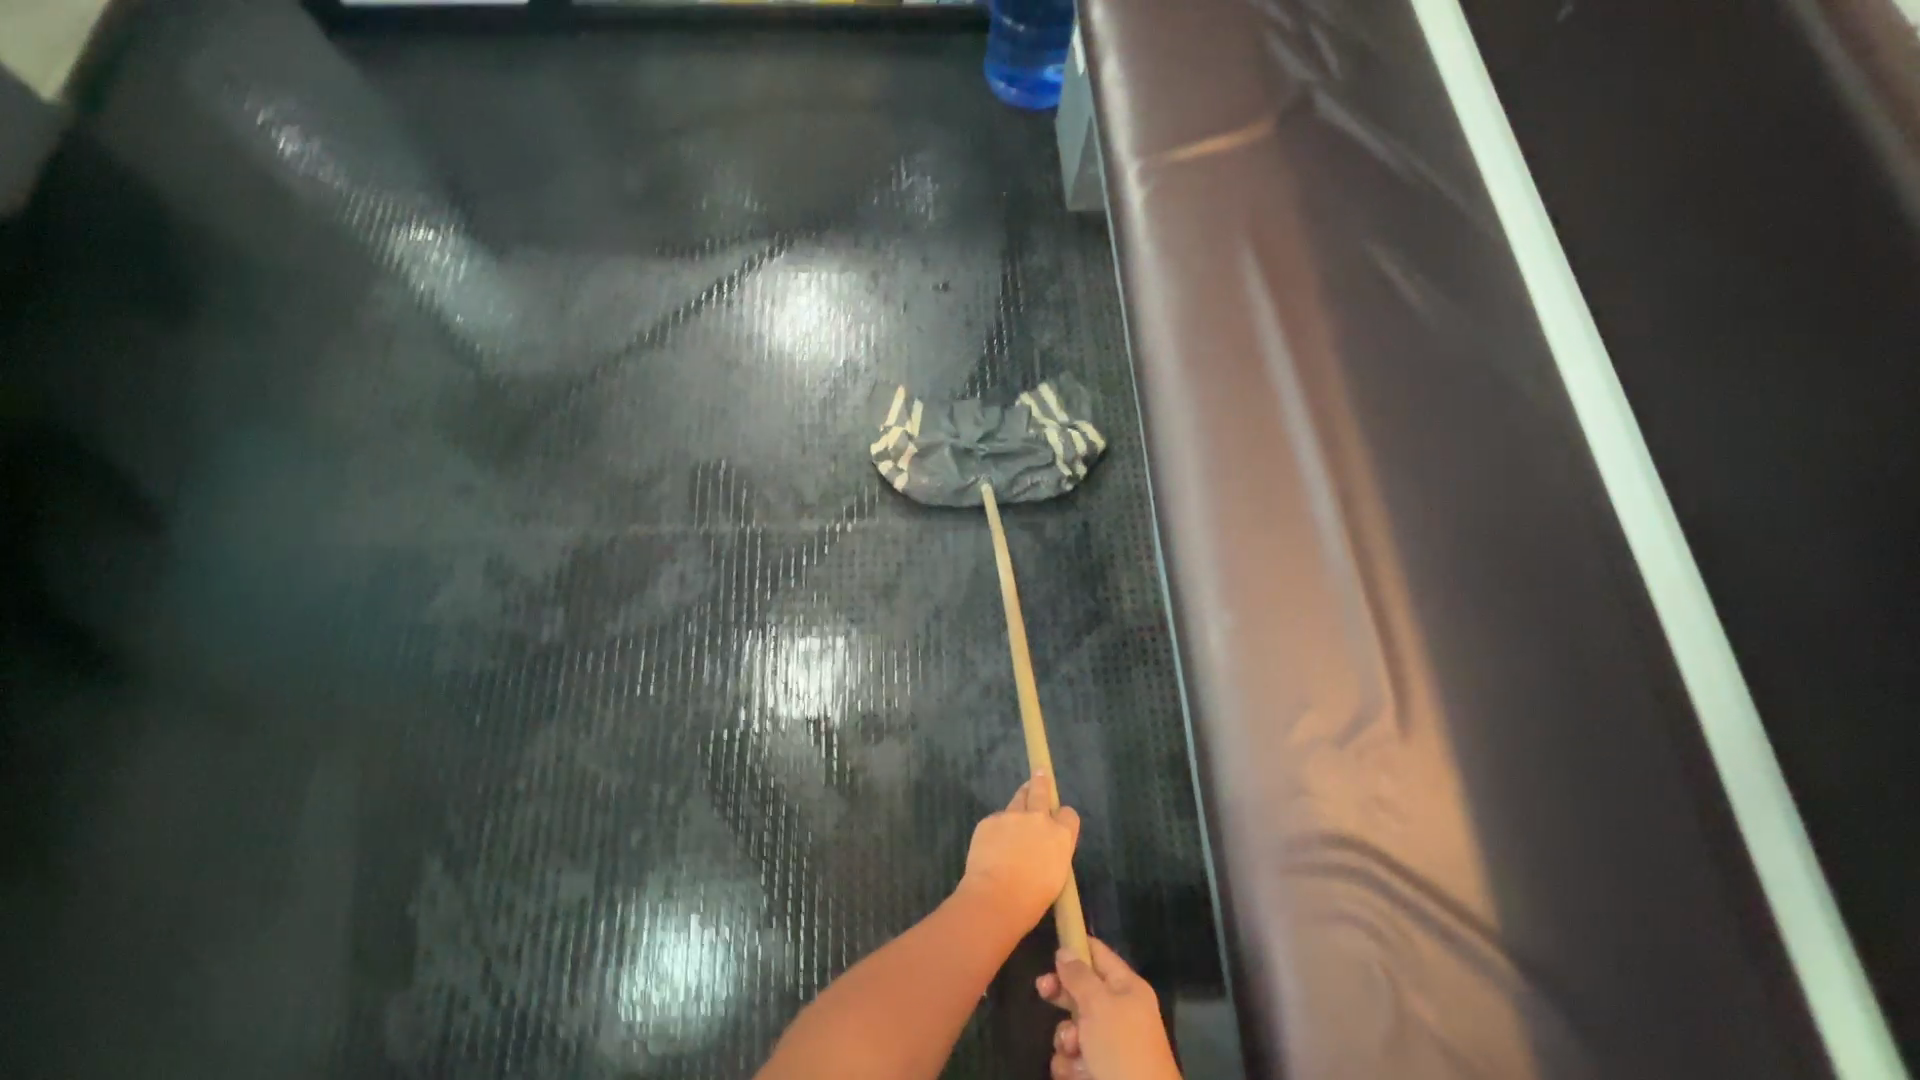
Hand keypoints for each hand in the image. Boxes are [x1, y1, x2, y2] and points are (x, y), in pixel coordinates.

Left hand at [956, 773, 1080, 930]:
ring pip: (1017, 800)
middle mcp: (1039, 818)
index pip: (1069, 814)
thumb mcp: (1056, 877)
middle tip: (1040, 773)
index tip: (1057, 821)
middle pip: (1041, 790)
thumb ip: (1053, 853)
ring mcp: (1012, 816)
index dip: (1063, 817)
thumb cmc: (1032, 899)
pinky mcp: (989, 820)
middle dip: (1041, 781)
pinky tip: (992, 845)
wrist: (996, 897)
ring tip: (1016, 809)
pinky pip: (996, 819)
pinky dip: (997, 828)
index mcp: (1061, 835)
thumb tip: (1045, 848)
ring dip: (1019, 802)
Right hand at [1037, 937, 1182, 1079]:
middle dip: (1060, 994)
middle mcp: (1117, 1013)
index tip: (1050, 947)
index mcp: (1126, 989)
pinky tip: (1077, 1073)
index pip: (1099, 955)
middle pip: (1080, 991)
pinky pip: (1071, 1058)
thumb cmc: (1122, 1048)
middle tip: (1043, 991)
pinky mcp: (1096, 1071)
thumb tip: (1065, 950)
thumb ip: (1078, 976)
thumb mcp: (1099, 1004)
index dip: (1076, 947)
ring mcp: (1106, 1044)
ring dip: (1065, 1038)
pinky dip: (1070, 1066)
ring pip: (1071, 1028)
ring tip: (1074, 1049)